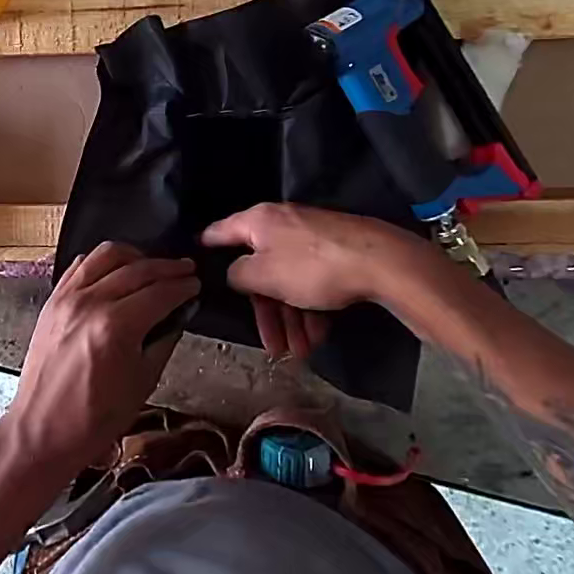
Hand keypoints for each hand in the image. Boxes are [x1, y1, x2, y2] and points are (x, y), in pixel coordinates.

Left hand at [2, 242, 199, 475]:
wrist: (41, 433)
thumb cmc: (93, 417)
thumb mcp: (144, 380)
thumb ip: (165, 338)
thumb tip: (180, 312)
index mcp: (116, 326)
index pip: (161, 292)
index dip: (184, 286)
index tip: (196, 284)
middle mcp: (90, 304)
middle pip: (139, 268)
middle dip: (168, 267)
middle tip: (186, 270)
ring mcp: (68, 299)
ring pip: (108, 254)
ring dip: (136, 256)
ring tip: (152, 266)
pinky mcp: (53, 301)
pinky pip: (81, 265)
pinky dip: (104, 262)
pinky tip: (117, 271)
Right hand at [200, 204, 442, 358]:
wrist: (378, 261)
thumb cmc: (311, 267)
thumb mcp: (263, 275)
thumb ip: (238, 275)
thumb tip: (236, 273)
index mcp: (259, 221)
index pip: (221, 232)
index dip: (207, 246)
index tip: (195, 257)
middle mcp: (283, 224)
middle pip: (260, 269)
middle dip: (267, 313)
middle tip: (273, 348)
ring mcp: (311, 238)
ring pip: (288, 281)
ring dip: (291, 319)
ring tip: (301, 352)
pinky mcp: (334, 252)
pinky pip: (311, 281)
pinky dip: (311, 308)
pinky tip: (319, 335)